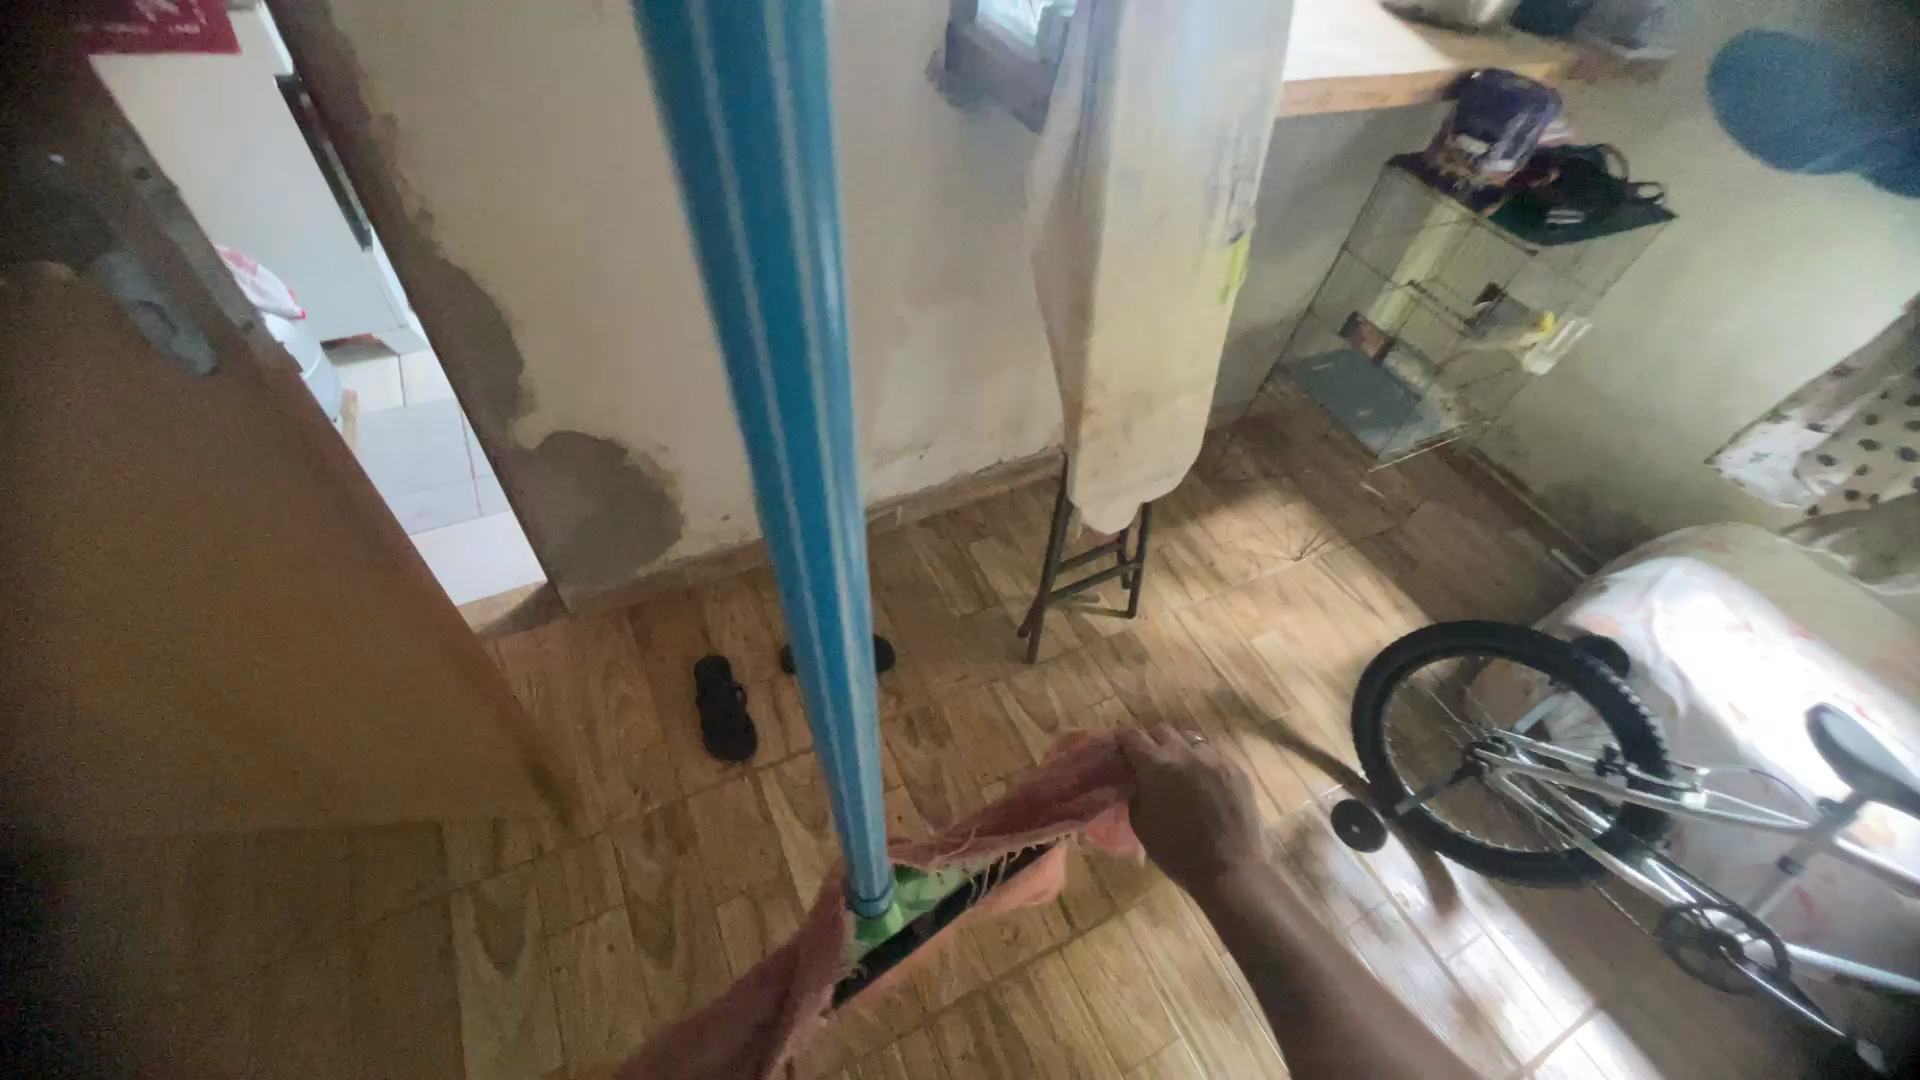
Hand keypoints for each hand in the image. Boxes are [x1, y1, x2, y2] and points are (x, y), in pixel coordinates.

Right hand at [1119, 725, 1263, 893]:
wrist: (1229, 871)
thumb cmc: (1177, 852)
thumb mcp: (1141, 823)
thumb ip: (1135, 791)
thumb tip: (1135, 778)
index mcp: (1157, 765)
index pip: (1132, 736)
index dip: (1123, 739)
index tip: (1119, 747)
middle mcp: (1185, 753)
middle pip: (1162, 730)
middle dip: (1152, 741)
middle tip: (1149, 761)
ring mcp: (1215, 759)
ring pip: (1191, 739)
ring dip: (1180, 749)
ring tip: (1180, 769)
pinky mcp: (1237, 770)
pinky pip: (1213, 755)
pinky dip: (1203, 763)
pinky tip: (1204, 784)